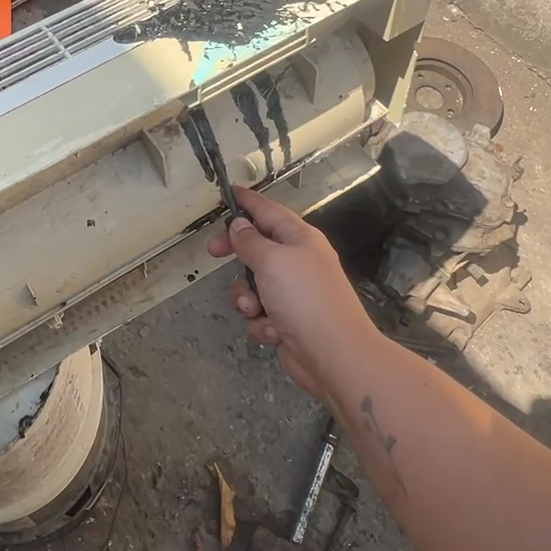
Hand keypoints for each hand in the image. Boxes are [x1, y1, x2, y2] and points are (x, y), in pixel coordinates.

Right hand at [207, 187, 367, 398]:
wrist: (335, 357)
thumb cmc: (305, 299)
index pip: (268, 210)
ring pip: (252, 284)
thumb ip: (250, 241)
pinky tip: (273, 331)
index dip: (247, 201)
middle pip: (256, 247)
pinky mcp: (287, 320)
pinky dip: (260, 322)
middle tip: (214, 253)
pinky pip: (259, 312)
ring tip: (255, 309)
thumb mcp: (272, 261)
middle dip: (237, 255)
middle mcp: (297, 261)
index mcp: (300, 238)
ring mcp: (293, 293)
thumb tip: (239, 225)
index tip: (227, 192)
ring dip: (246, 297)